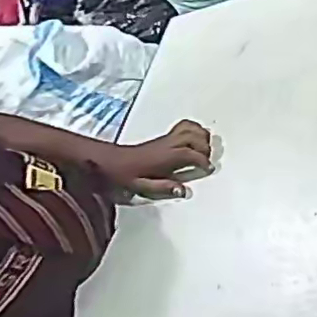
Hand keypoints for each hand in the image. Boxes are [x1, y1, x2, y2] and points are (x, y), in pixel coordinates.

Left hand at [90, 121, 212, 197]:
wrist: (107, 161)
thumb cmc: (123, 175)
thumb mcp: (141, 186)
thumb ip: (164, 188)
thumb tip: (184, 191)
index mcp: (164, 157)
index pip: (191, 154)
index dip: (203, 161)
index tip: (208, 169)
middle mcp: (168, 145)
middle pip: (195, 138)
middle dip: (205, 148)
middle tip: (207, 160)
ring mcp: (166, 139)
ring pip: (191, 129)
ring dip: (202, 137)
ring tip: (204, 148)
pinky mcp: (164, 137)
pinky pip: (183, 126)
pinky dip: (194, 128)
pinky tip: (196, 137)